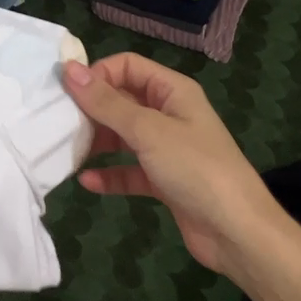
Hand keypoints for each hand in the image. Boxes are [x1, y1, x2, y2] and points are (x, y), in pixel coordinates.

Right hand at [61, 53, 280, 272]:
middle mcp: (169, 114)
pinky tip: (87, 182)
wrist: (238, 234)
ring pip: (123, 136)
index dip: (99, 74)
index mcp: (173, 91)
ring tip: (68, 151)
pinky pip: (129, 170)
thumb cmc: (196, 169)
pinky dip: (109, 174)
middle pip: (122, 100)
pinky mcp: (163, 181)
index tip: (70, 93)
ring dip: (97, 142)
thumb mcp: (148, 131)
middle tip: (62, 123)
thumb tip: (69, 69)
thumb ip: (106, 102)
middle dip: (92, 110)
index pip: (128, 66)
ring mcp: (167, 149)